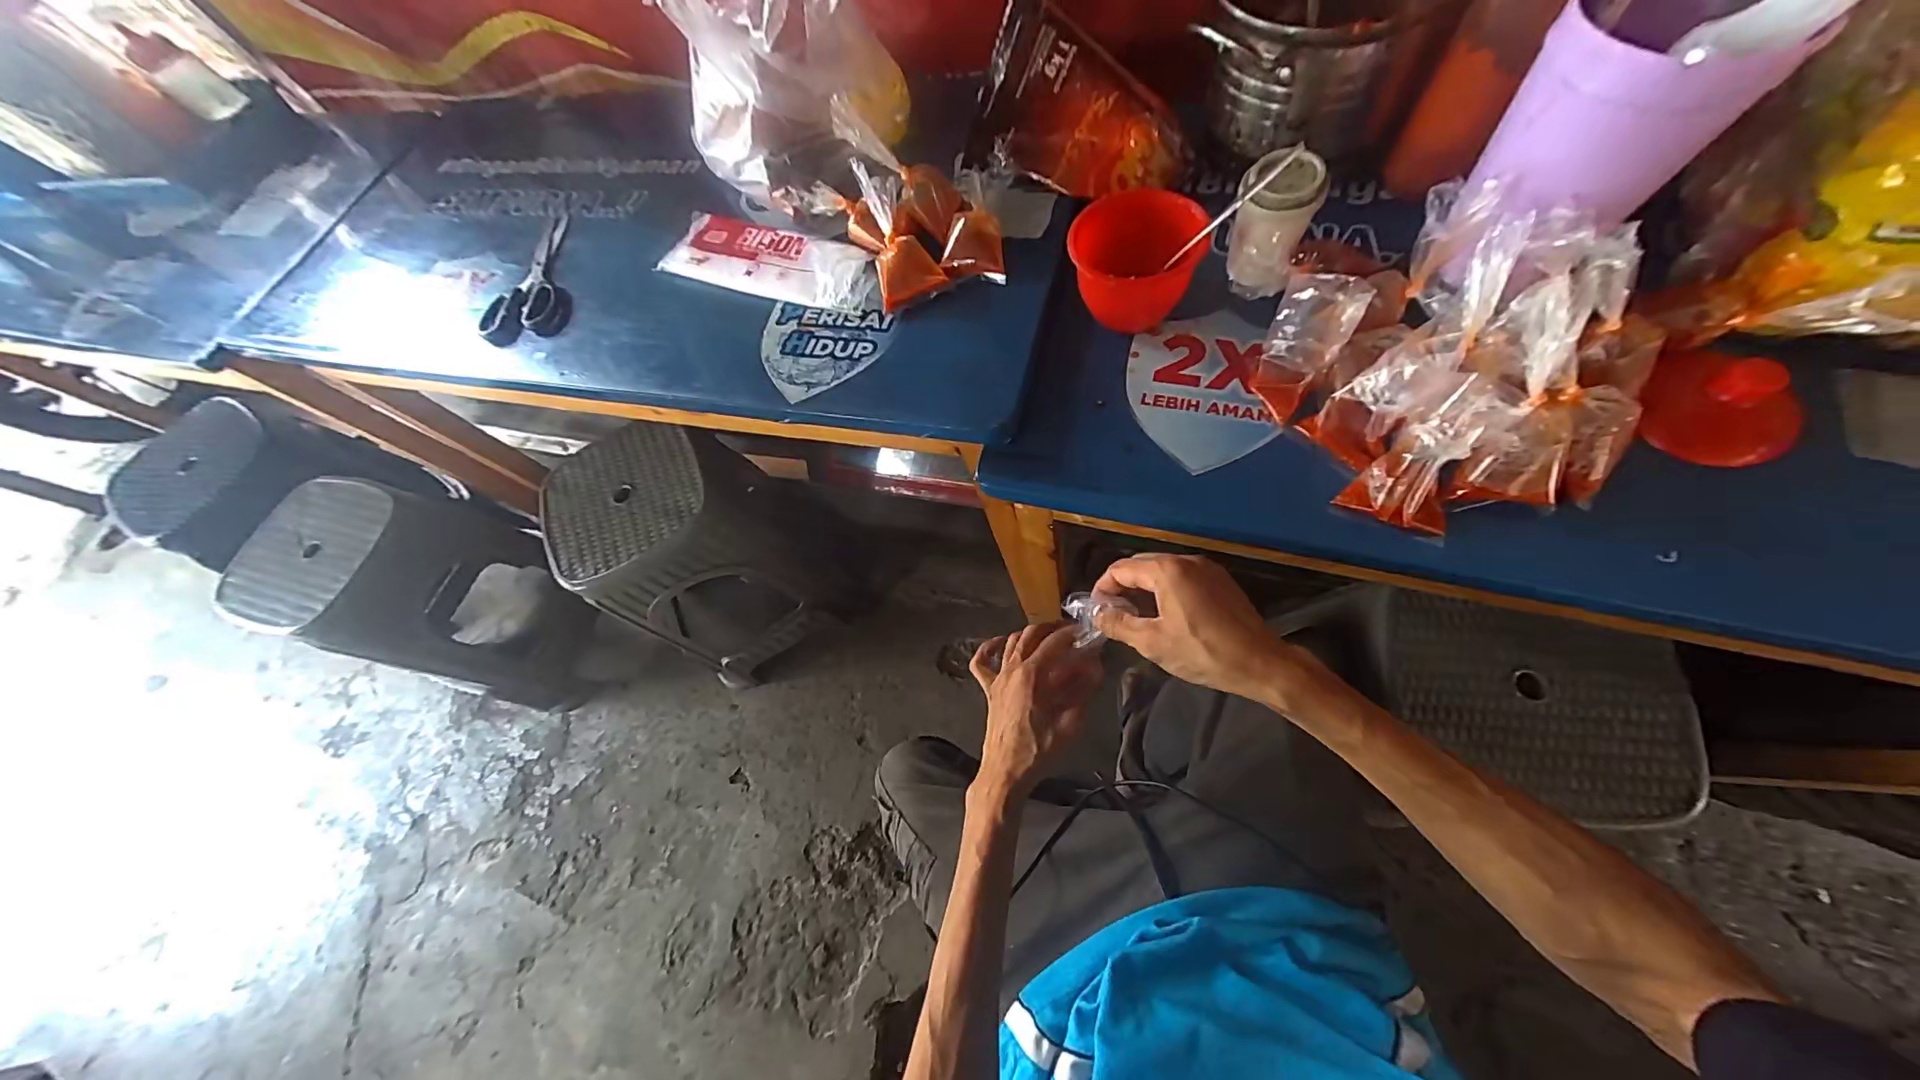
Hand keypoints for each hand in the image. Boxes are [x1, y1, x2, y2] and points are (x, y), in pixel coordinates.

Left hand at [969, 622, 1101, 801]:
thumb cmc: (1039, 750)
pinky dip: (989, 648)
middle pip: (1031, 634)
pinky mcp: (988, 690)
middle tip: (1070, 631)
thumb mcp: (1070, 722)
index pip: (1055, 642)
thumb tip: (1095, 667)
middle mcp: (1012, 670)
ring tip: (1047, 635)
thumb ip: (1083, 690)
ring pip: (1010, 642)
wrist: (1007, 771)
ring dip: (1029, 634)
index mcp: (1032, 674)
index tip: (1086, 632)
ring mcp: (997, 678)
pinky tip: (999, 643)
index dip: (1073, 633)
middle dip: (1052, 628)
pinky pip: (981, 662)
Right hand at [1091, 554, 1319, 703]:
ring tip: (1134, 616)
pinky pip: (1182, 578)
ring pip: (1162, 571)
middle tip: (1111, 614)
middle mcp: (1187, 561)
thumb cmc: (1203, 652)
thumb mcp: (1152, 642)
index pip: (1120, 568)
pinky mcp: (1220, 581)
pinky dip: (1165, 590)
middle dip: (1121, 586)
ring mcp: (1207, 569)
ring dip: (1143, 589)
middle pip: (1141, 565)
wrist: (1261, 663)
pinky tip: (1163, 614)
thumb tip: (1096, 614)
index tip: (1096, 610)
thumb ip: (1118, 624)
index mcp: (1168, 570)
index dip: (1103, 587)